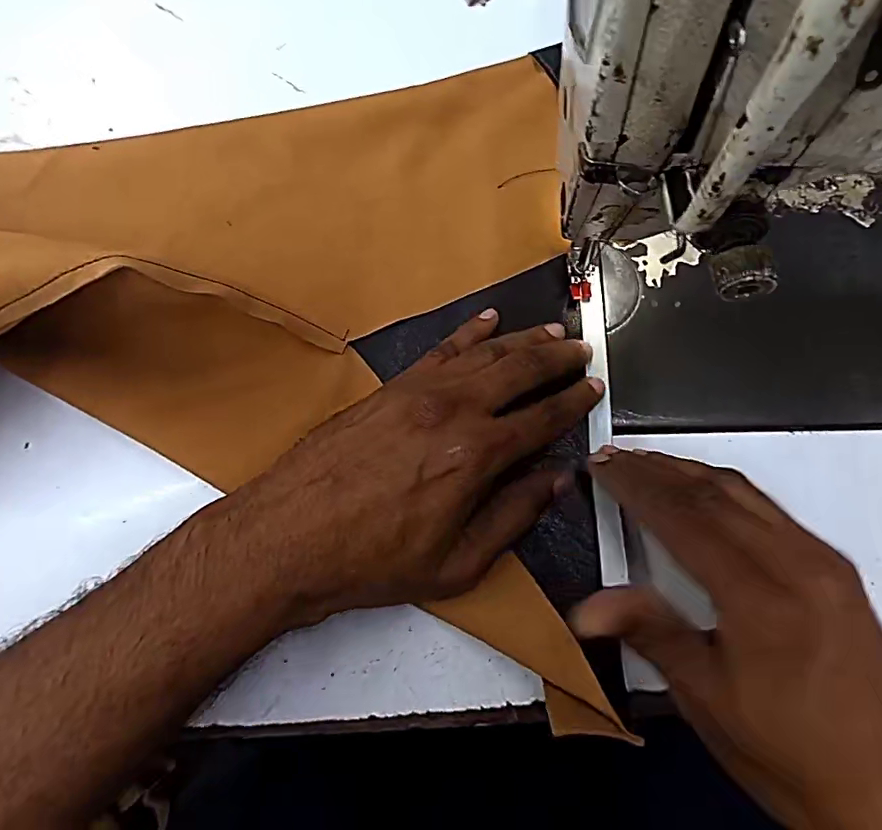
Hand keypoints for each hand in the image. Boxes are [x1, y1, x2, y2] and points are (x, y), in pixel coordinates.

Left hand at [220, 310, 601, 628]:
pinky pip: (442, 348)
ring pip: (488, 351)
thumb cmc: (370, 558)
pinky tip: (489, 319)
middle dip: (559, 359)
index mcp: (476, 455)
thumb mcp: (456, 562)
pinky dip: (470, 331)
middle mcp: (454, 411)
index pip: (542, 418)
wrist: (288, 536)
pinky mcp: (394, 387)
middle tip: (584, 352)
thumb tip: (554, 482)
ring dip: (525, 339)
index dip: (574, 402)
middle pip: (522, 370)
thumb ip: (513, 516)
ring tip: (553, 332)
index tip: (593, 391)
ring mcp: (422, 391)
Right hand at [572, 448, 881, 829]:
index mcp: (761, 598)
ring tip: (649, 463)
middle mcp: (797, 563)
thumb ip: (652, 634)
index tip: (604, 466)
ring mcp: (823, 560)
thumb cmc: (796, 759)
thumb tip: (588, 608)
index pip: (685, 516)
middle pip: (714, 491)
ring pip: (745, 492)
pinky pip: (771, 508)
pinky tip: (705, 493)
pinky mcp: (836, 566)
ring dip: (691, 471)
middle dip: (657, 468)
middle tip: (616, 456)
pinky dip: (726, 490)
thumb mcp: (710, 703)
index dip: (637, 485)